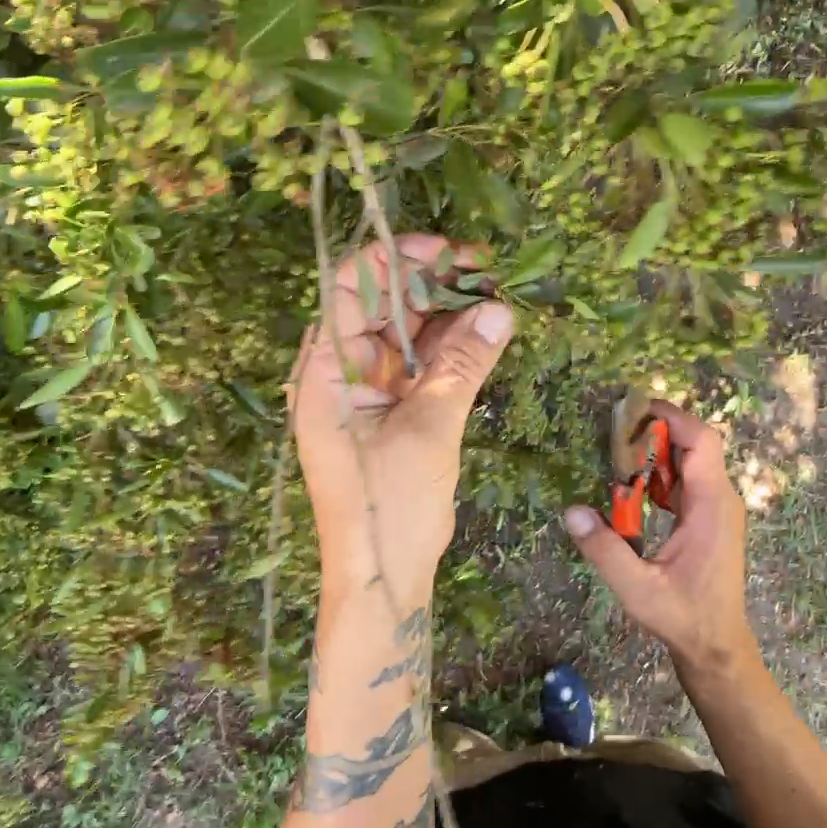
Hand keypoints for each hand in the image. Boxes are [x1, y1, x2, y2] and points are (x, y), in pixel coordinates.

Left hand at [288, 234, 514, 607]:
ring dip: (447, 311)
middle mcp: (341, 371)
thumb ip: (463, 365)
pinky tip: (487, 328)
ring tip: (495, 291)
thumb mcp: (429, 430)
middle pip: (382, 306)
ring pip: (406, 333)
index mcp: (326, 370)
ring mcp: (368, 390)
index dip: (393, 259)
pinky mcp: (393, 409)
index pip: (349, 290)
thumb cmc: (389, 506)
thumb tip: (501, 311)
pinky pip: (421, 363)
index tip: (444, 249)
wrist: (383, 578)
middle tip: (485, 268)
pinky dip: (452, 346)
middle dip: (430, 282)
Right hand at [562, 402, 757, 674]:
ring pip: (689, 462)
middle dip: (656, 432)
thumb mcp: (638, 589)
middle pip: (694, 445)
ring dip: (655, 453)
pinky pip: (685, 482)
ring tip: (615, 453)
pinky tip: (630, 487)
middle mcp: (720, 499)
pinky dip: (659, 474)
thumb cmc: (684, 617)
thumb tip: (571, 511)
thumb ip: (606, 550)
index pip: (702, 441)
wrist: (718, 647)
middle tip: (613, 432)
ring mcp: (716, 509)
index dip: (673, 417)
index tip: (635, 410)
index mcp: (711, 506)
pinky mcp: (708, 519)